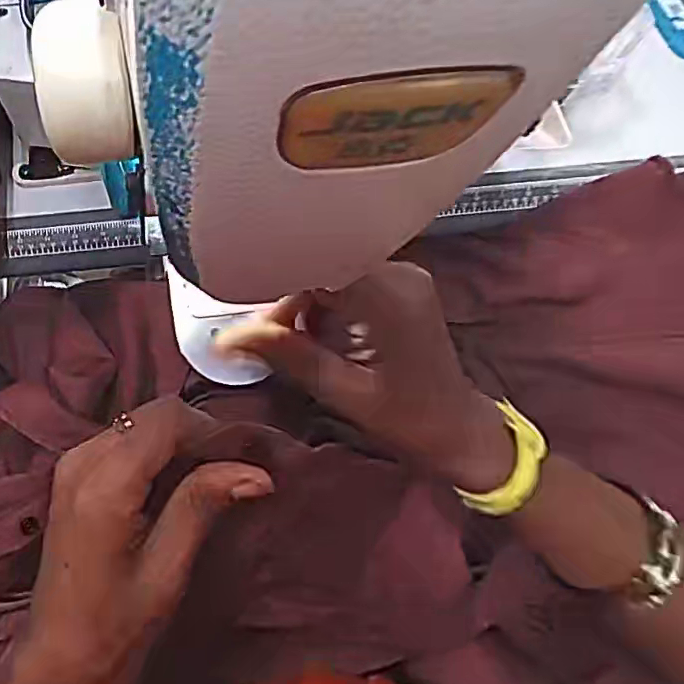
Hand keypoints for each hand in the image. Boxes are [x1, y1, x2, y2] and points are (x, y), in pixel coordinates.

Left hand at [17, 397, 272, 683]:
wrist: (54, 653)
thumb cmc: (114, 625)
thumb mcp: (166, 570)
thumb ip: (201, 505)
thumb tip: (256, 471)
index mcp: (104, 483)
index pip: (166, 419)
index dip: (211, 430)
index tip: (244, 458)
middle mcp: (81, 458)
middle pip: (151, 414)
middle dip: (197, 432)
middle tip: (233, 468)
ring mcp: (71, 461)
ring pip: (138, 422)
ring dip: (177, 439)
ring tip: (211, 475)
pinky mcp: (71, 470)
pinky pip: (122, 438)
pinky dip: (155, 448)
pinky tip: (175, 480)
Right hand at [216, 261, 515, 492]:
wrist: (456, 428)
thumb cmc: (408, 419)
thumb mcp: (341, 391)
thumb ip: (287, 355)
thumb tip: (226, 339)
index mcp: (390, 296)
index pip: (321, 255)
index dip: (276, 264)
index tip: (239, 287)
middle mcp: (399, 273)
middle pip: (321, 260)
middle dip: (283, 292)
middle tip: (261, 332)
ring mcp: (399, 276)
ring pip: (326, 269)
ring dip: (299, 301)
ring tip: (286, 339)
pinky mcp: (394, 285)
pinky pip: (340, 279)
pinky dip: (317, 303)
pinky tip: (310, 333)